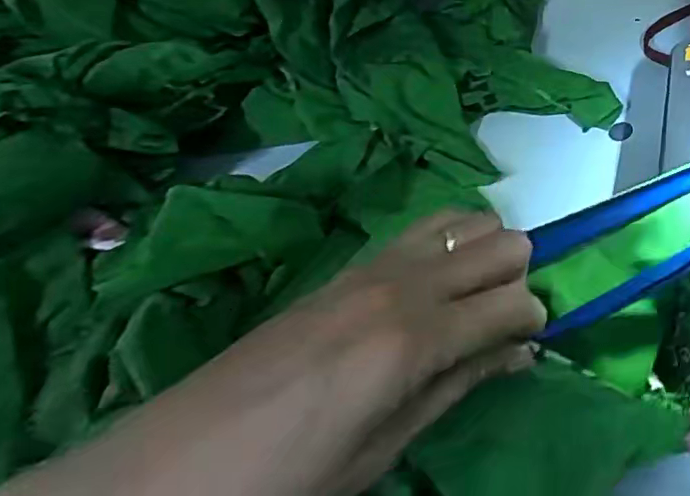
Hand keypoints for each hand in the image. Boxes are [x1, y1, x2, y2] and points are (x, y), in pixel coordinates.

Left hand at [2, 210, 545, 495]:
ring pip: (472, 220)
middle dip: (520, 278)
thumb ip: (458, 387)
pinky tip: (433, 283)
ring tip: (470, 296)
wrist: (156, 475)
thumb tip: (522, 354)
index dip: (533, 322)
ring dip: (488, 251)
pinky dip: (452, 242)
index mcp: (413, 341)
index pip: (513, 304)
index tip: (528, 344)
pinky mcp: (350, 266)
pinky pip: (427, 227)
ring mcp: (375, 267)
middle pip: (506, 243)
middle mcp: (404, 286)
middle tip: (498, 323)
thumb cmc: (279, 481)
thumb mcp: (377, 452)